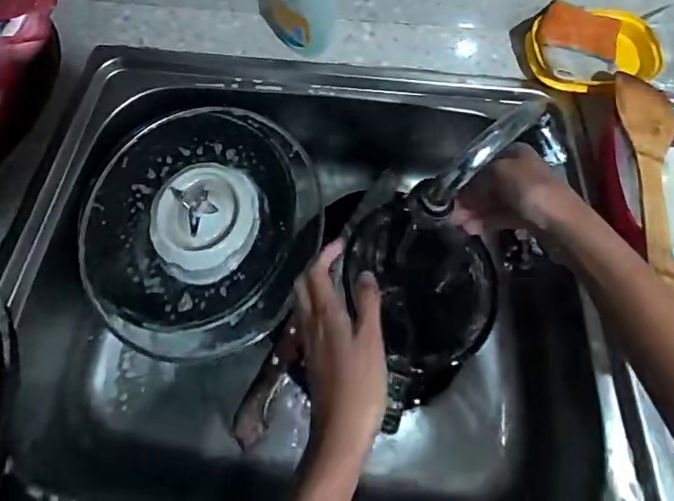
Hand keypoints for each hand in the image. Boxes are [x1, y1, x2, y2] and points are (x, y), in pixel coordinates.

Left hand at [293, 239, 385, 473]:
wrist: (339, 431)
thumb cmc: (360, 385)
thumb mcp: (371, 341)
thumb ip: (367, 304)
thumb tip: (364, 272)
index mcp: (324, 314)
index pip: (315, 272)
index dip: (326, 253)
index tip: (342, 242)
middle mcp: (309, 321)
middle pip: (302, 283)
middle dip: (315, 264)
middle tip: (337, 258)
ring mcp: (307, 339)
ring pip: (302, 300)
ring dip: (313, 283)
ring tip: (336, 279)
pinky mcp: (310, 354)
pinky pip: (306, 316)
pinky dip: (316, 302)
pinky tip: (333, 312)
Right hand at [448, 145, 580, 236]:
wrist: (566, 226)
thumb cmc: (531, 190)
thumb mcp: (498, 172)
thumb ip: (476, 178)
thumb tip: (460, 190)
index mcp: (515, 152)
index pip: (482, 159)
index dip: (464, 174)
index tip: (448, 189)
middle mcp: (520, 170)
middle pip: (486, 182)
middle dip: (467, 197)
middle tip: (450, 213)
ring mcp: (525, 195)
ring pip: (492, 201)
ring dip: (474, 211)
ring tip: (458, 225)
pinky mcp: (529, 217)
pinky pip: (501, 216)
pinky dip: (486, 221)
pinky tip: (472, 230)